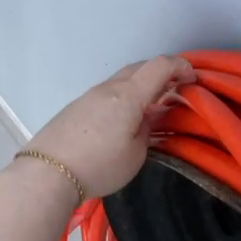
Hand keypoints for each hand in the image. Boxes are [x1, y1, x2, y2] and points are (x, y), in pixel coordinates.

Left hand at [22, 56, 194, 199]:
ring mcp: (88, 96)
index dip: (180, 67)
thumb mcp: (135, 155)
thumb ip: (147, 130)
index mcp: (128, 95)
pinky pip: (107, 93)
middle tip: (175, 91)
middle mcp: (108, 88)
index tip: (193, 78)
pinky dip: (123, 97)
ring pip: (121, 80)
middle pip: (139, 68)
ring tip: (151, 107)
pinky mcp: (75, 107)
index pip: (159, 66)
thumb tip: (147, 118)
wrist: (47, 173)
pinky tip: (124, 119)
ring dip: (140, 86)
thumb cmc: (99, 165)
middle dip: (161, 74)